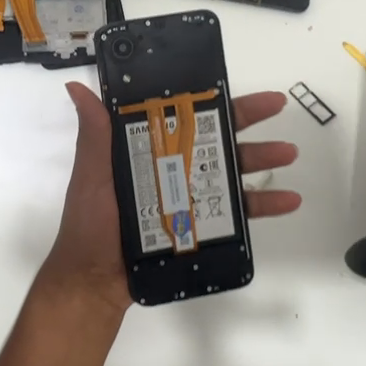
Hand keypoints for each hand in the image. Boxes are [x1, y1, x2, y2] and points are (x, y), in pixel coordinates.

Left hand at [39, 82, 302, 314]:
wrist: (96, 283)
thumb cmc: (91, 225)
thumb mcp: (92, 176)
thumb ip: (95, 136)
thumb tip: (77, 88)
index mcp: (145, 148)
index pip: (180, 115)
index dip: (206, 96)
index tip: (228, 82)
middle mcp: (170, 166)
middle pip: (213, 136)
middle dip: (246, 119)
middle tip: (278, 105)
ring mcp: (188, 195)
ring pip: (231, 170)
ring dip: (261, 158)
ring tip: (289, 153)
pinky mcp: (201, 225)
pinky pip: (237, 212)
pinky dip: (264, 204)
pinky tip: (288, 200)